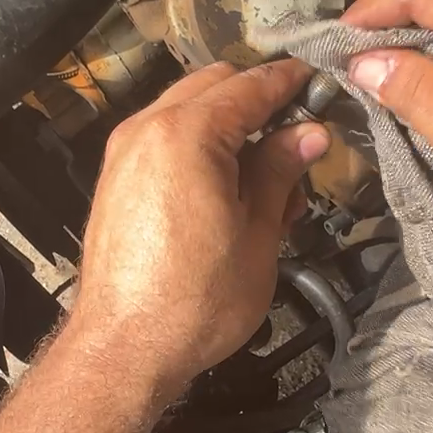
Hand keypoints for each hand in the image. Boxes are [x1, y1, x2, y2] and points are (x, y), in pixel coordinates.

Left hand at [67, 60, 328, 393]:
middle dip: (257, 102)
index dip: (289, 83)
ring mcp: (125, 155)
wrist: (125, 348)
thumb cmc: (195, 303)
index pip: (250, 86)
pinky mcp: (117, 182)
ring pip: (187, 112)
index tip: (316, 84)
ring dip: (228, 127)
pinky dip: (198, 148)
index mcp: (187, 135)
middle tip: (296, 139)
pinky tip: (226, 191)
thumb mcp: (258, 235)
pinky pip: (164, 141)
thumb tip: (309, 135)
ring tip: (266, 180)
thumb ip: (280, 172)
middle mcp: (147, 130)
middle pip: (214, 86)